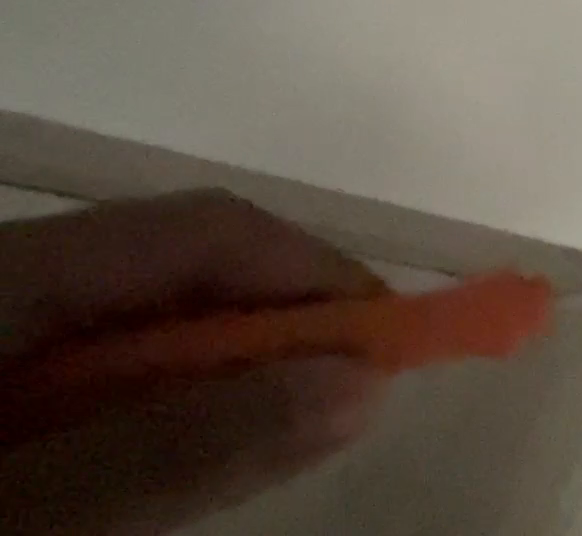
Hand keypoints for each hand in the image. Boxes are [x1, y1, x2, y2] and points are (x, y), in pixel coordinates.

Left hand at [0, 190, 391, 534]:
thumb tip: (369, 387)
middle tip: (327, 399)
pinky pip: (87, 354)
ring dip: (213, 370)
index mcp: (9, 266)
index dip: (317, 274)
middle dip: (272, 328)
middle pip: (184, 265)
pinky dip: (142, 399)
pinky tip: (139, 450)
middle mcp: (6, 265)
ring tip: (246, 431)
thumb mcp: (16, 512)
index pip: (215, 230)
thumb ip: (178, 447)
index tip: (387, 346)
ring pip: (141, 313)